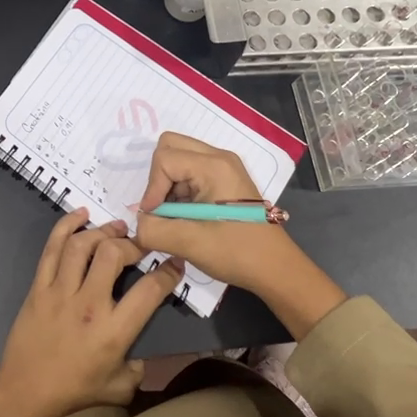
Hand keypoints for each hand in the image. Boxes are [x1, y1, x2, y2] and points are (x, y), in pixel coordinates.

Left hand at [0, 208, 183, 416]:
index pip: (148, 292)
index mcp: (113, 332)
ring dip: (102, 230)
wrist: (26, 389)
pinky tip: (81, 215)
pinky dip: (66, 226)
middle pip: (112, 255)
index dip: (167, 272)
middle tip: (138, 244)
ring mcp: (60, 291)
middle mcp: (88, 305)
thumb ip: (140, 367)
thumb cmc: (75, 389)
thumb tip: (146, 349)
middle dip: (131, 244)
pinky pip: (52, 248)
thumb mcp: (119, 387)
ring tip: (116, 227)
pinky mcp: (39, 285)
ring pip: (82, 246)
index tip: (173, 261)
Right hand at [132, 132, 344, 337]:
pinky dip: (180, 190)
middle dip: (158, 178)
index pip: (164, 159)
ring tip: (177, 217)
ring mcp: (224, 167)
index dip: (152, 188)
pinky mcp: (225, 179)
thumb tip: (138, 222)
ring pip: (178, 159)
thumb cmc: (237, 253)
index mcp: (213, 165)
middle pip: (170, 146)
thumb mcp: (189, 243)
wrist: (277, 270)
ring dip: (169, 186)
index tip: (154, 217)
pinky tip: (188, 217)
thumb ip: (153, 229)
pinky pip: (190, 171)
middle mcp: (219, 157)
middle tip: (163, 209)